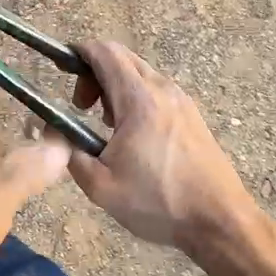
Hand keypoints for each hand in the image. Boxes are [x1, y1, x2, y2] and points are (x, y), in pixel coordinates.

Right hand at [67, 41, 258, 254]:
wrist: (224, 224)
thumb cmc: (160, 202)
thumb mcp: (101, 186)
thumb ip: (69, 153)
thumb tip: (51, 130)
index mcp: (138, 98)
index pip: (104, 51)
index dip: (77, 53)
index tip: (61, 72)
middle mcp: (162, 89)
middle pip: (121, 57)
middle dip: (94, 72)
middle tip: (83, 106)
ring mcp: (182, 101)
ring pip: (140, 74)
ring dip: (116, 87)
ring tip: (107, 124)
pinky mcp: (194, 117)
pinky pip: (157, 90)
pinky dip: (136, 98)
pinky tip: (135, 135)